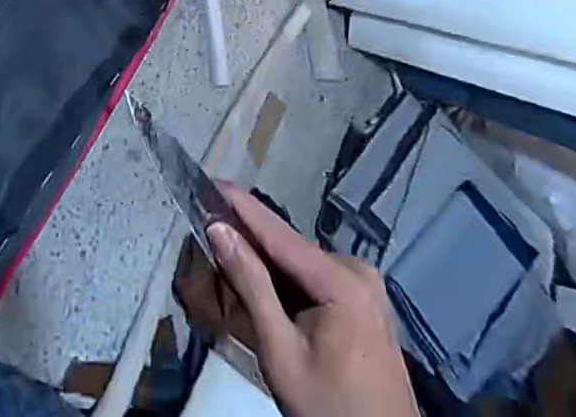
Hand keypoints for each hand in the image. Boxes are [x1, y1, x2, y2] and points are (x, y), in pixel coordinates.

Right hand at [209, 184, 417, 416]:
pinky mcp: (365, 301)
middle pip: (290, 246)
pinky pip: (315, 277)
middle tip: (208, 224)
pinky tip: (262, 279)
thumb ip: (251, 285)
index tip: (211, 181)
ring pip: (300, 262)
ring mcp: (366, 285)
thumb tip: (219, 230)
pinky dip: (286, 277)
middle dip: (250, 235)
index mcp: (343, 280)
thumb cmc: (329, 409)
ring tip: (227, 248)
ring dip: (266, 258)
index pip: (279, 233)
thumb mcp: (280, 351)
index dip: (242, 206)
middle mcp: (359, 270)